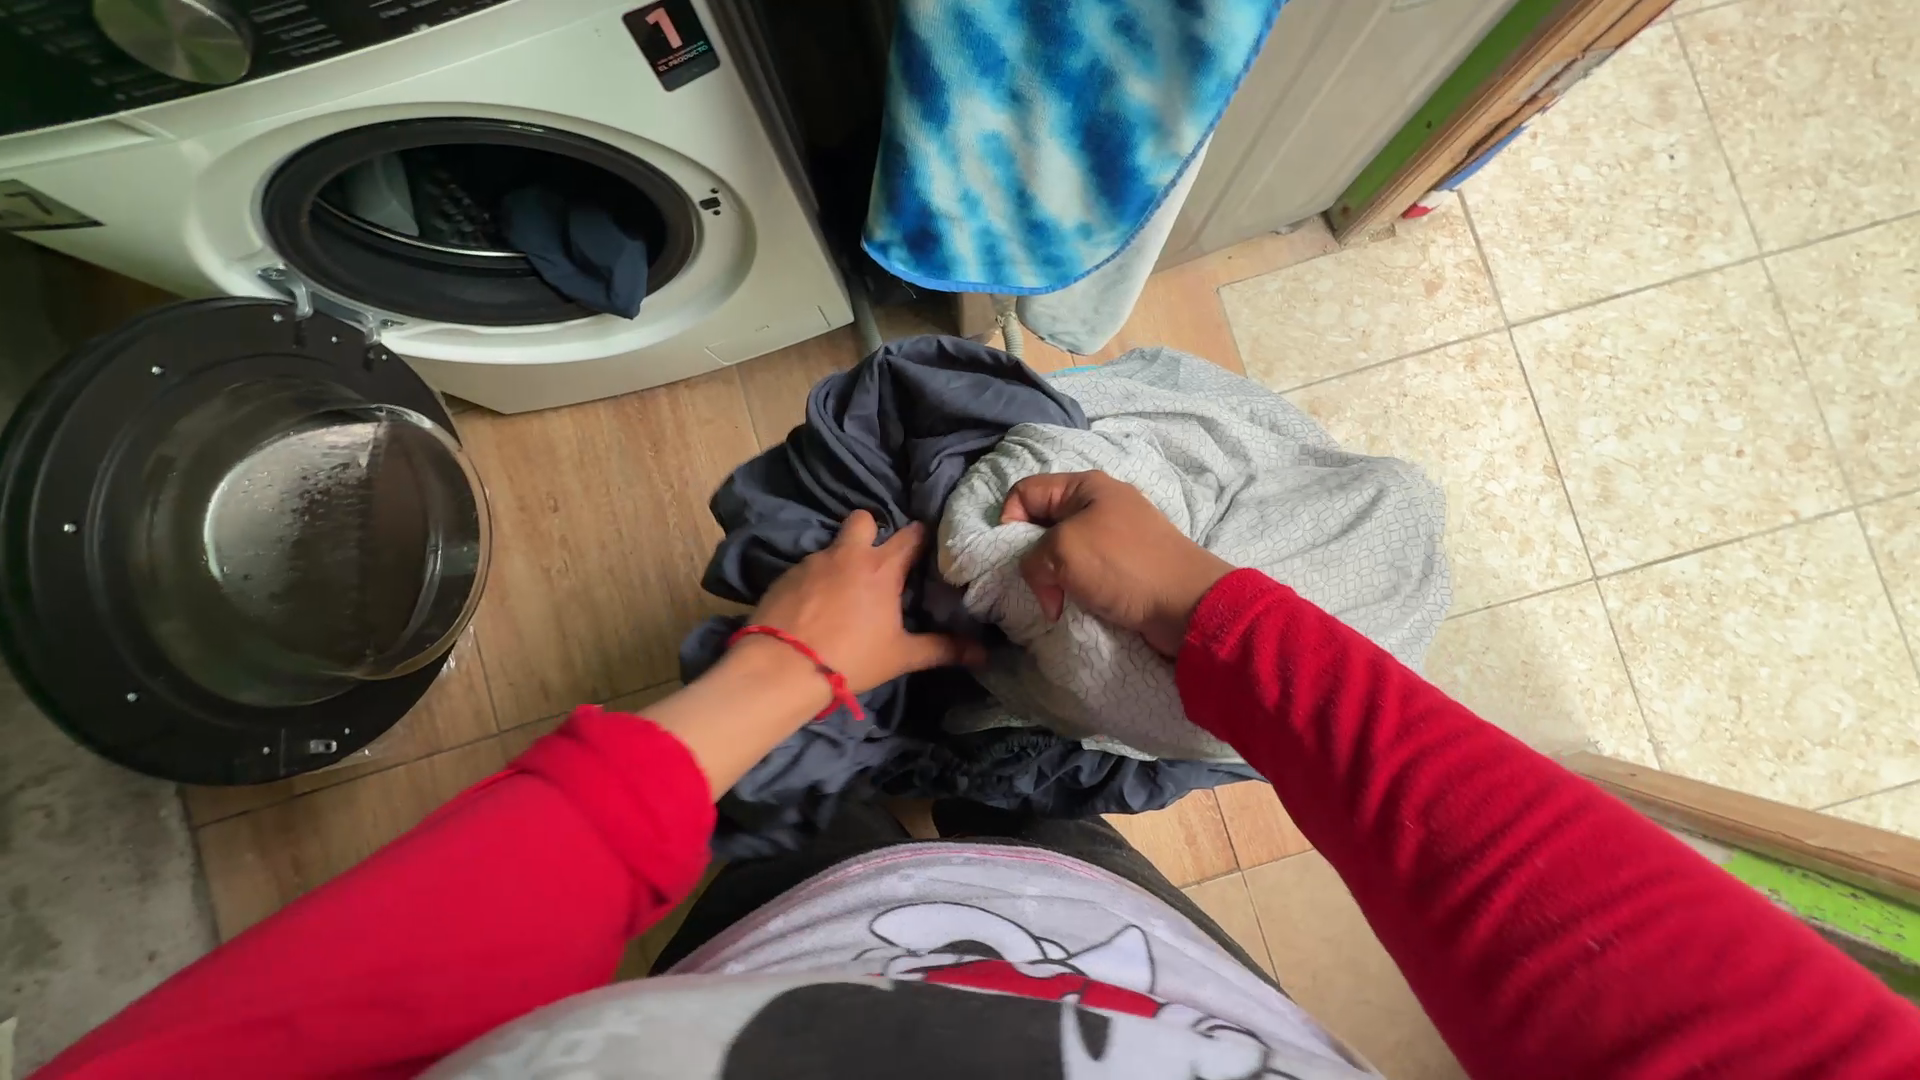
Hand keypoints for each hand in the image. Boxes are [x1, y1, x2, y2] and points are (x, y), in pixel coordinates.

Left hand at [747, 510, 984, 693]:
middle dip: (872, 532)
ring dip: (841, 560)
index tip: (926, 550)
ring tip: (842, 592)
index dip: (922, 538)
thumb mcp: (901, 656)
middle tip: (876, 563)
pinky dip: (815, 580)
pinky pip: (807, 568)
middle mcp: (848, 554)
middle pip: (864, 520)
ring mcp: (813, 561)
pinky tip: (814, 607)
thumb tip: (983, 653)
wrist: (782, 668)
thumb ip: (942, 649)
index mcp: (882, 568)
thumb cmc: (851, 658)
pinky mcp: (784, 574)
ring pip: (833, 546)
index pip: (912, 534)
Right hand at [1002, 471, 1233, 656]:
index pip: (1025, 492)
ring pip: (1061, 550)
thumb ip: (1031, 559)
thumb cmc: (1122, 566)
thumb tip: (1044, 586)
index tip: (1011, 555)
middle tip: (1032, 582)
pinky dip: (1072, 587)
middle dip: (1029, 554)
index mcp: (1085, 485)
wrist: (1186, 605)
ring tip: (1054, 600)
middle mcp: (1099, 504)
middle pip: (1042, 522)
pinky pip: (1083, 570)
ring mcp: (1114, 535)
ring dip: (1052, 576)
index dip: (1008, 521)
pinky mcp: (1124, 565)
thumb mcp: (1062, 550)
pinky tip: (1072, 605)